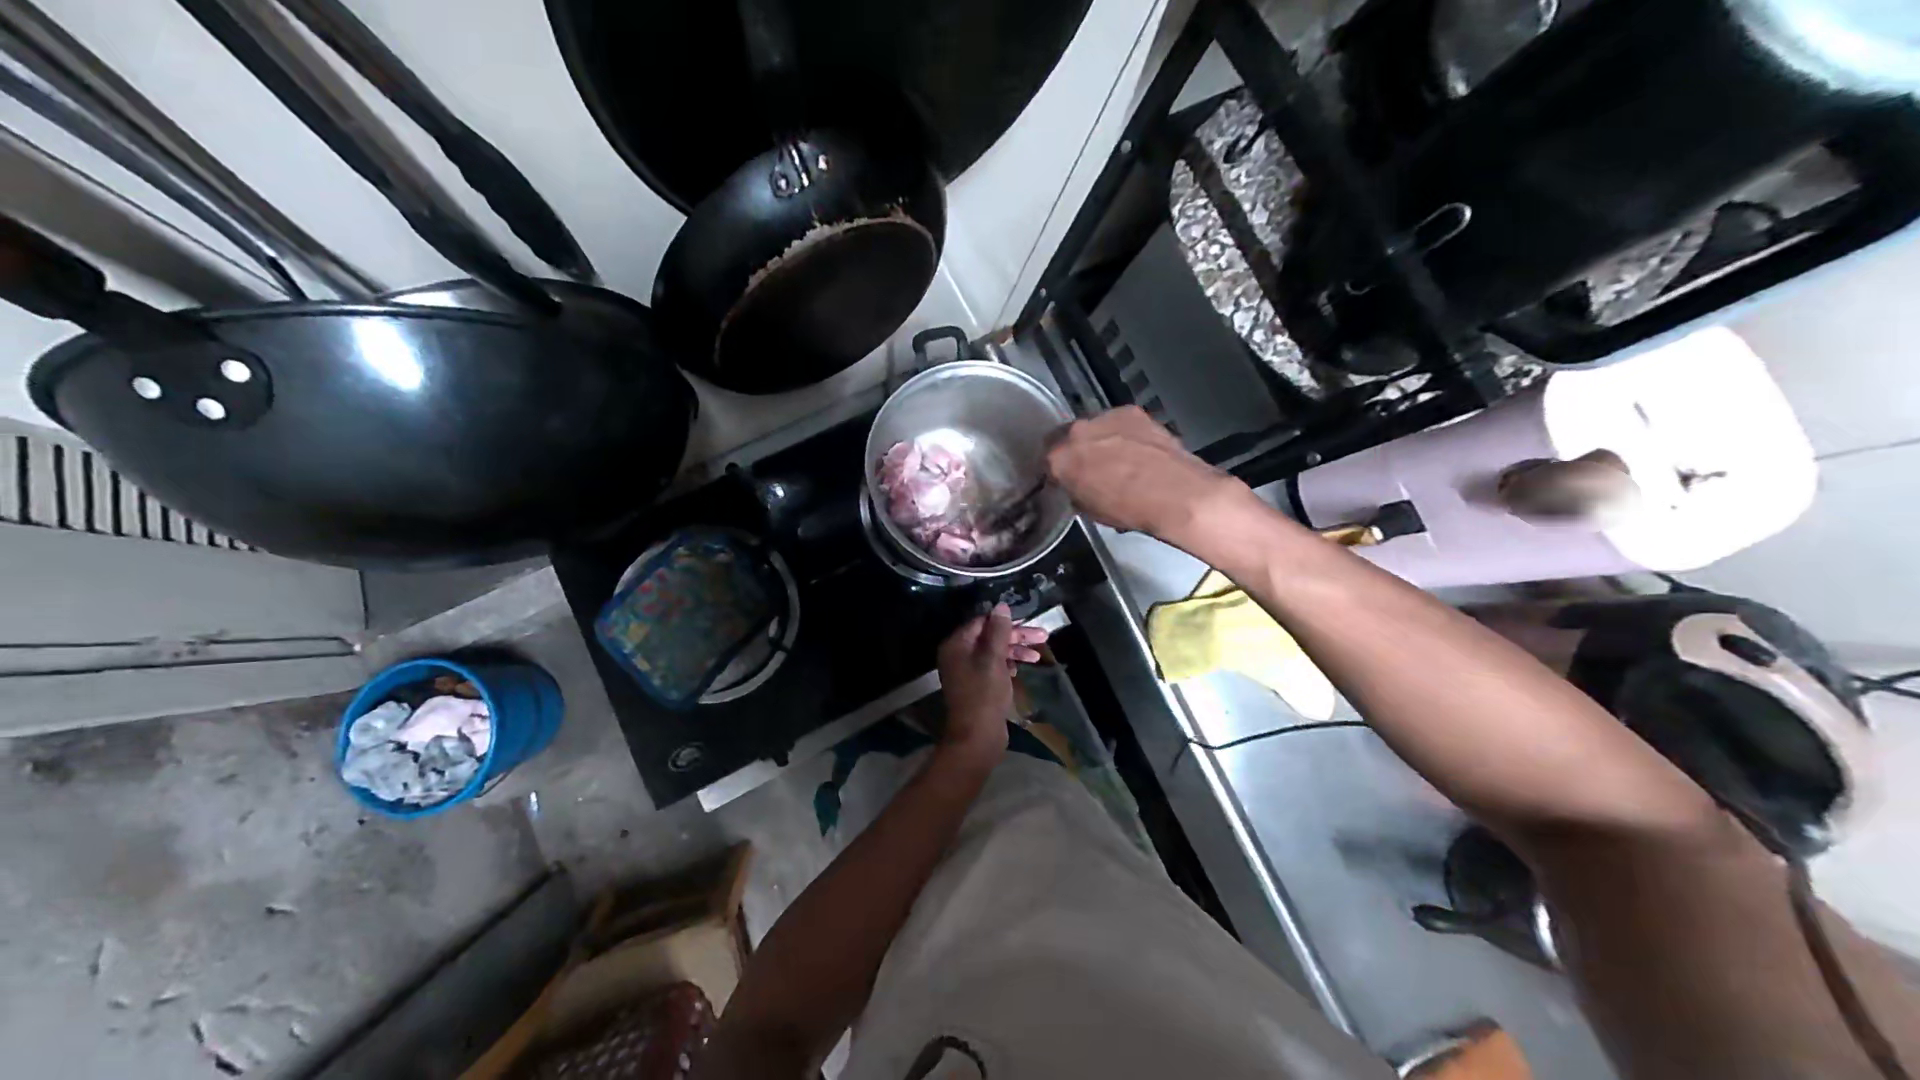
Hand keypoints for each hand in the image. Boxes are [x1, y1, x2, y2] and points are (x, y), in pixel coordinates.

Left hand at [935, 604, 1047, 760]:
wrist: (977, 735)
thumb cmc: (984, 693)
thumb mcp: (993, 658)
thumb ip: (998, 631)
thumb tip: (1001, 606)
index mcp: (956, 645)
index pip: (981, 622)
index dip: (1005, 620)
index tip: (1028, 621)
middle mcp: (958, 655)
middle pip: (989, 636)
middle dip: (1015, 636)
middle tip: (1042, 636)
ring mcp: (966, 671)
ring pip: (993, 652)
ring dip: (1015, 651)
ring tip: (1037, 655)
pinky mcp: (976, 685)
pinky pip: (992, 667)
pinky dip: (1007, 664)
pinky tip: (1021, 667)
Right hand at [1047, 406, 1249, 542]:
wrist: (1175, 493)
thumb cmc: (1129, 509)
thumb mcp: (1090, 510)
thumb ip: (1075, 491)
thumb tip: (1078, 486)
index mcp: (1059, 458)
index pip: (1046, 459)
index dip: (1056, 469)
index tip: (1065, 478)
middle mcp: (1076, 431)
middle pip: (1067, 436)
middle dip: (1076, 450)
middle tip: (1091, 467)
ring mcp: (1104, 417)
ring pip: (1093, 426)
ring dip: (1100, 439)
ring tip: (1119, 459)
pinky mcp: (1131, 411)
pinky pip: (1119, 422)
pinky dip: (1124, 432)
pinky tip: (1138, 449)